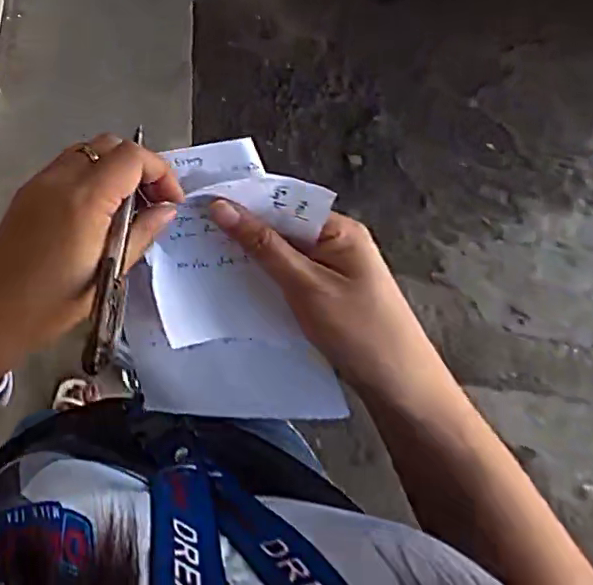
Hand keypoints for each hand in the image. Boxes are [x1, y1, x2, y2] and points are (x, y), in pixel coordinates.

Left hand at [0, 134, 184, 387]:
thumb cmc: (55, 299)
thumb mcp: (110, 271)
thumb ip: (141, 233)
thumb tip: (166, 209)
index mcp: (83, 198)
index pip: (130, 157)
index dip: (160, 172)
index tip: (170, 202)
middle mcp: (58, 180)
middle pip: (107, 144)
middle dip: (138, 165)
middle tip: (152, 202)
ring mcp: (38, 183)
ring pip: (84, 151)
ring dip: (111, 167)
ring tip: (126, 207)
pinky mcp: (26, 192)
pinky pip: (64, 166)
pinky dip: (88, 174)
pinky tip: (97, 210)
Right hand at [206, 202, 459, 412]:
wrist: (404, 393)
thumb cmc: (362, 334)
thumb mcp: (305, 285)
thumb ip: (261, 243)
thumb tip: (219, 206)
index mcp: (338, 230)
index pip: (279, 201)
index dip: (238, 199)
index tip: (196, 200)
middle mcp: (332, 240)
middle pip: (274, 222)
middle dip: (236, 223)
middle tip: (188, 222)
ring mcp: (325, 264)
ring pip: (272, 246)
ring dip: (242, 247)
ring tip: (198, 244)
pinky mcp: (317, 286)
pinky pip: (278, 266)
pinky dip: (254, 267)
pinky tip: (227, 270)